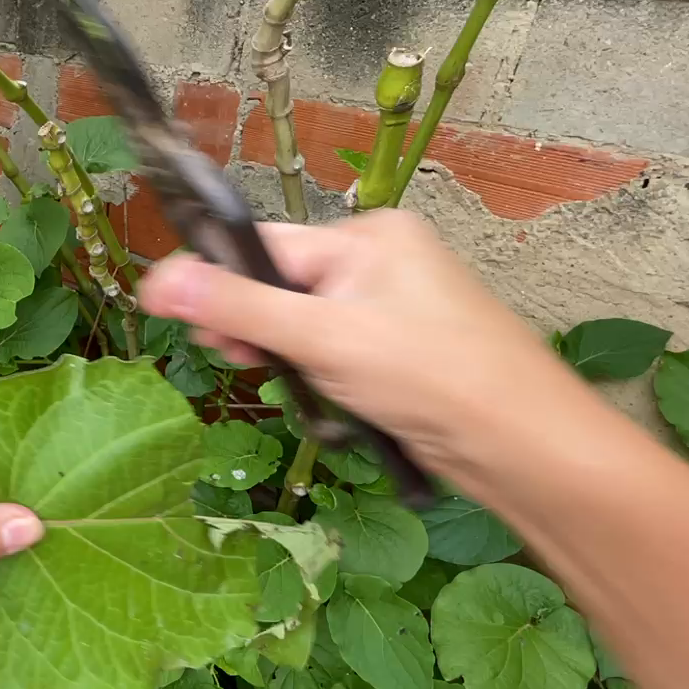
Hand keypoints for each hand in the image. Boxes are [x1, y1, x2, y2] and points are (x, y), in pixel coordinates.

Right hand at [137, 210, 595, 491]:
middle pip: (274, 279)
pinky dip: (297, 358)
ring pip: (294, 313)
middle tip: (224, 353)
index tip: (176, 316)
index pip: (263, 247)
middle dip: (241, 316)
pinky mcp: (387, 342)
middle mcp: (374, 259)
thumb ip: (236, 307)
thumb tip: (157, 281)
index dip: (215, 280)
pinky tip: (292, 379)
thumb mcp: (320, 337)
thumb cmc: (431, 380)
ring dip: (265, 341)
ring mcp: (383, 302)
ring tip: (255, 369)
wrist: (530, 452)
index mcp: (366, 236)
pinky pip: (320, 338)